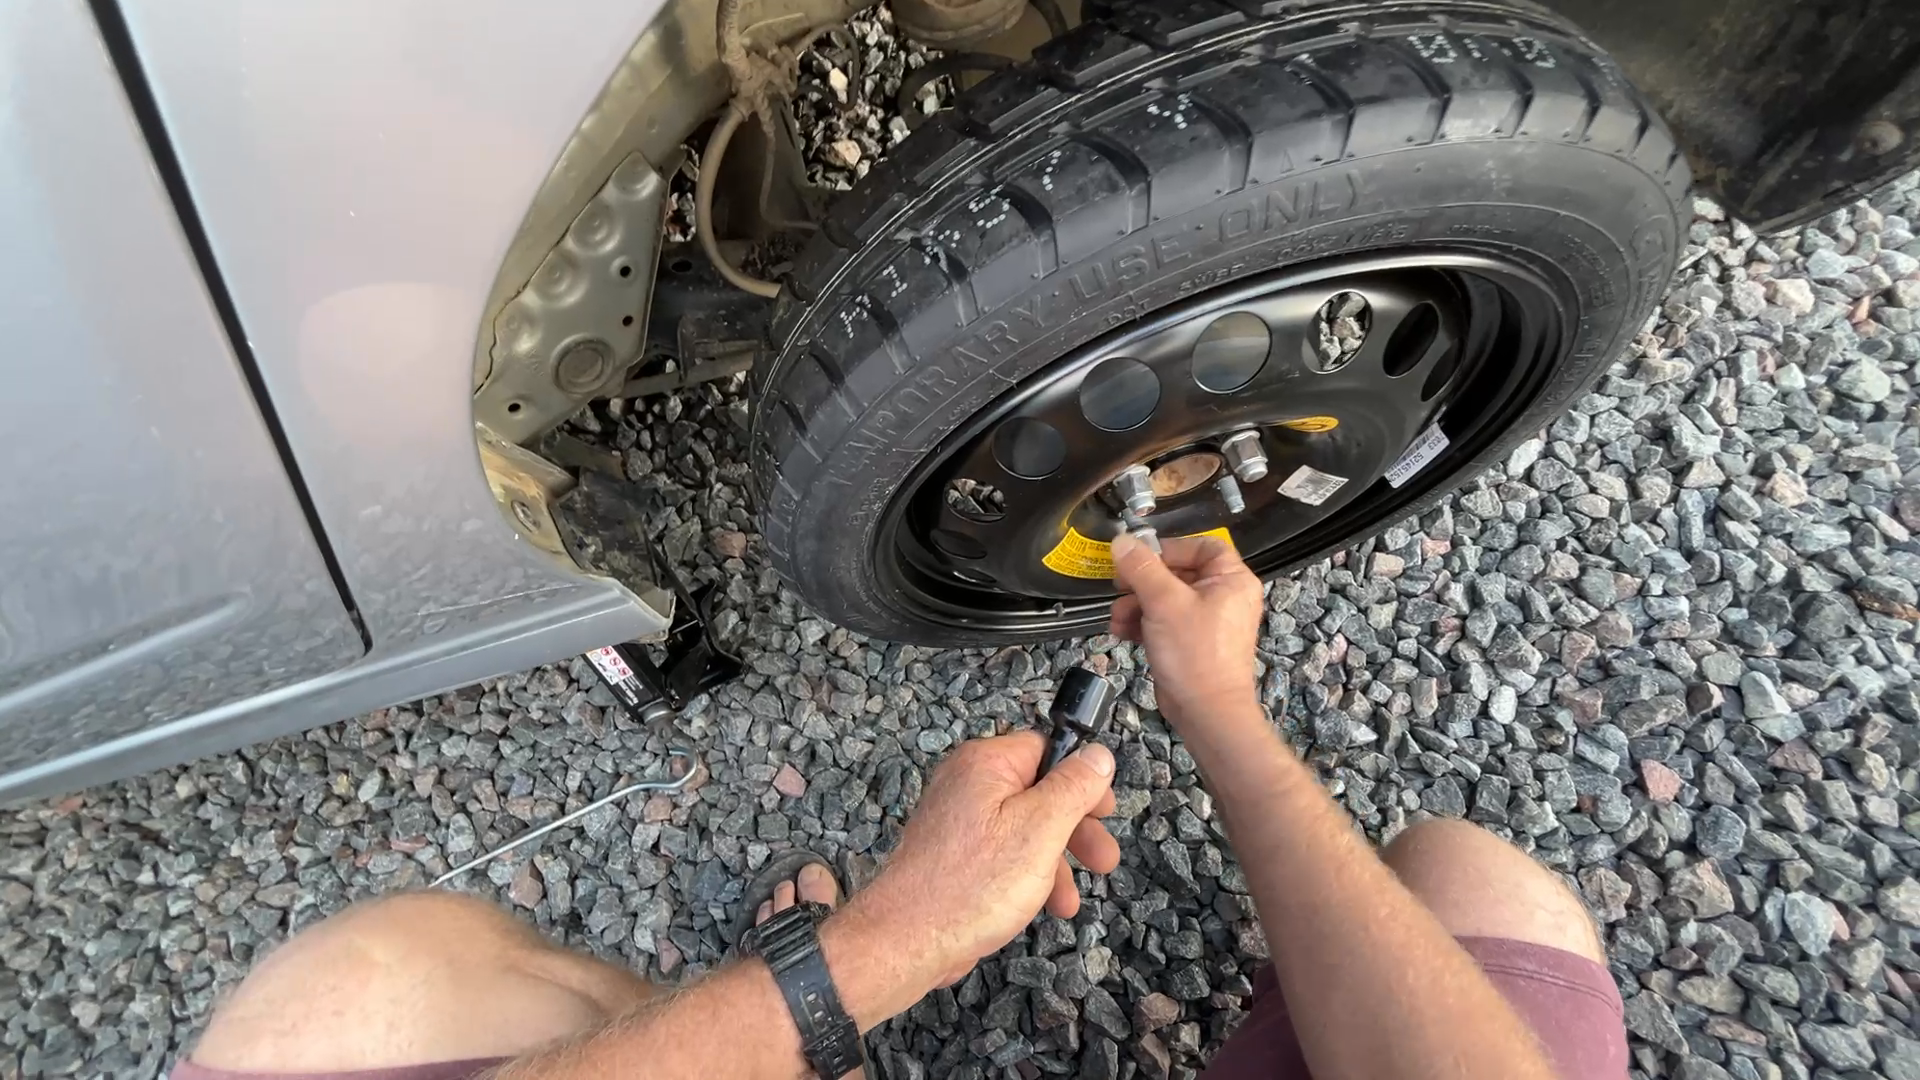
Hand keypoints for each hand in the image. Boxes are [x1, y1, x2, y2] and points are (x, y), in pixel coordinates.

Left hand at [846, 732, 1118, 992]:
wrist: (907, 940)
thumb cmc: (971, 884)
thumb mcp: (1039, 830)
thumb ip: (1073, 788)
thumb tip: (1099, 754)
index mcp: (986, 763)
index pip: (1045, 748)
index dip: (1080, 778)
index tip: (1104, 810)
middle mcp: (969, 782)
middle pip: (1038, 790)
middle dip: (1075, 827)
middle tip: (1103, 858)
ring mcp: (959, 817)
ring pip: (1023, 826)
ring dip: (1055, 860)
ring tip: (1072, 900)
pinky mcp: (954, 851)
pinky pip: (1002, 850)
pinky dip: (1027, 873)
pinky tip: (1044, 905)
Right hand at [1109, 530, 1264, 727]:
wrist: (1206, 713)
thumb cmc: (1196, 654)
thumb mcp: (1164, 603)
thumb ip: (1141, 568)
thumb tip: (1121, 541)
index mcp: (1231, 581)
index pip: (1202, 547)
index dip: (1170, 549)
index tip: (1142, 557)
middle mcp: (1222, 597)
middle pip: (1177, 572)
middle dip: (1143, 581)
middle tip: (1119, 584)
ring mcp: (1205, 621)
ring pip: (1164, 597)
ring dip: (1136, 604)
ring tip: (1118, 618)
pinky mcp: (1189, 642)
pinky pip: (1163, 620)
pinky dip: (1142, 623)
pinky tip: (1123, 632)